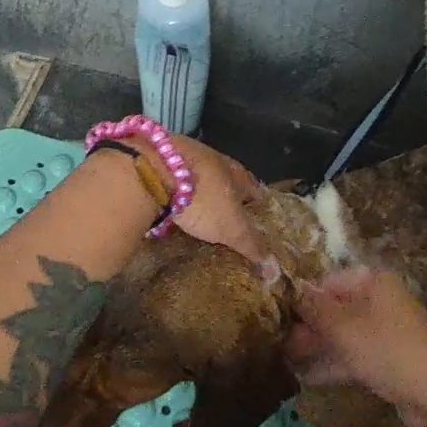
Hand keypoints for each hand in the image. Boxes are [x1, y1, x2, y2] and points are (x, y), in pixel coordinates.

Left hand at [121, 131, 266, 261]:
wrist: (152, 167)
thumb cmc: (201, 198)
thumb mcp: (230, 226)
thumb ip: (251, 244)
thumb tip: (274, 269)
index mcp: (234, 172)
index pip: (253, 187)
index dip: (257, 202)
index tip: (260, 215)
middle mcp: (210, 159)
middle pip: (224, 179)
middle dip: (227, 196)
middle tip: (229, 216)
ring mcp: (181, 157)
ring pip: (197, 177)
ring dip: (199, 193)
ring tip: (199, 213)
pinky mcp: (156, 160)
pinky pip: (172, 179)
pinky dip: (175, 192)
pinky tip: (171, 204)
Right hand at [287, 267, 426, 413]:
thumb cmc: (388, 350)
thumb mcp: (343, 327)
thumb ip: (312, 306)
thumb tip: (286, 285)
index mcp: (373, 282)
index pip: (328, 281)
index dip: (302, 295)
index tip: (276, 310)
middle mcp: (379, 303)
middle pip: (335, 309)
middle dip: (306, 325)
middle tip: (276, 339)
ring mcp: (385, 335)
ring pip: (342, 336)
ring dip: (315, 346)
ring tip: (284, 358)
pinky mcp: (388, 364)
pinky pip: (353, 358)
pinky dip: (332, 364)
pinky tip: (305, 376)